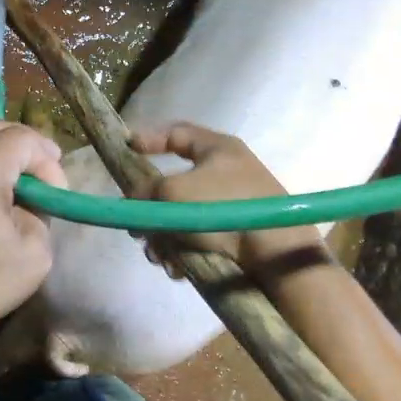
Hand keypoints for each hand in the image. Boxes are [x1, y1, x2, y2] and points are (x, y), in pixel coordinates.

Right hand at [132, 123, 327, 277]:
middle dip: (150, 210)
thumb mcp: (171, 192)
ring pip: (181, 218)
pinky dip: (182, 253)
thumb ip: (144, 192)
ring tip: (159, 257)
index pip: (177, 132)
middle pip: (173, 185)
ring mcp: (232, 205)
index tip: (126, 151)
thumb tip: (134, 204)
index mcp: (217, 149)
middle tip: (138, 227)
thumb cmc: (220, 207)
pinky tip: (177, 268)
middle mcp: (226, 173)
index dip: (148, 139)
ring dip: (163, 239)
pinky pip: (197, 239)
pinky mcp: (236, 234)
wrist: (274, 252)